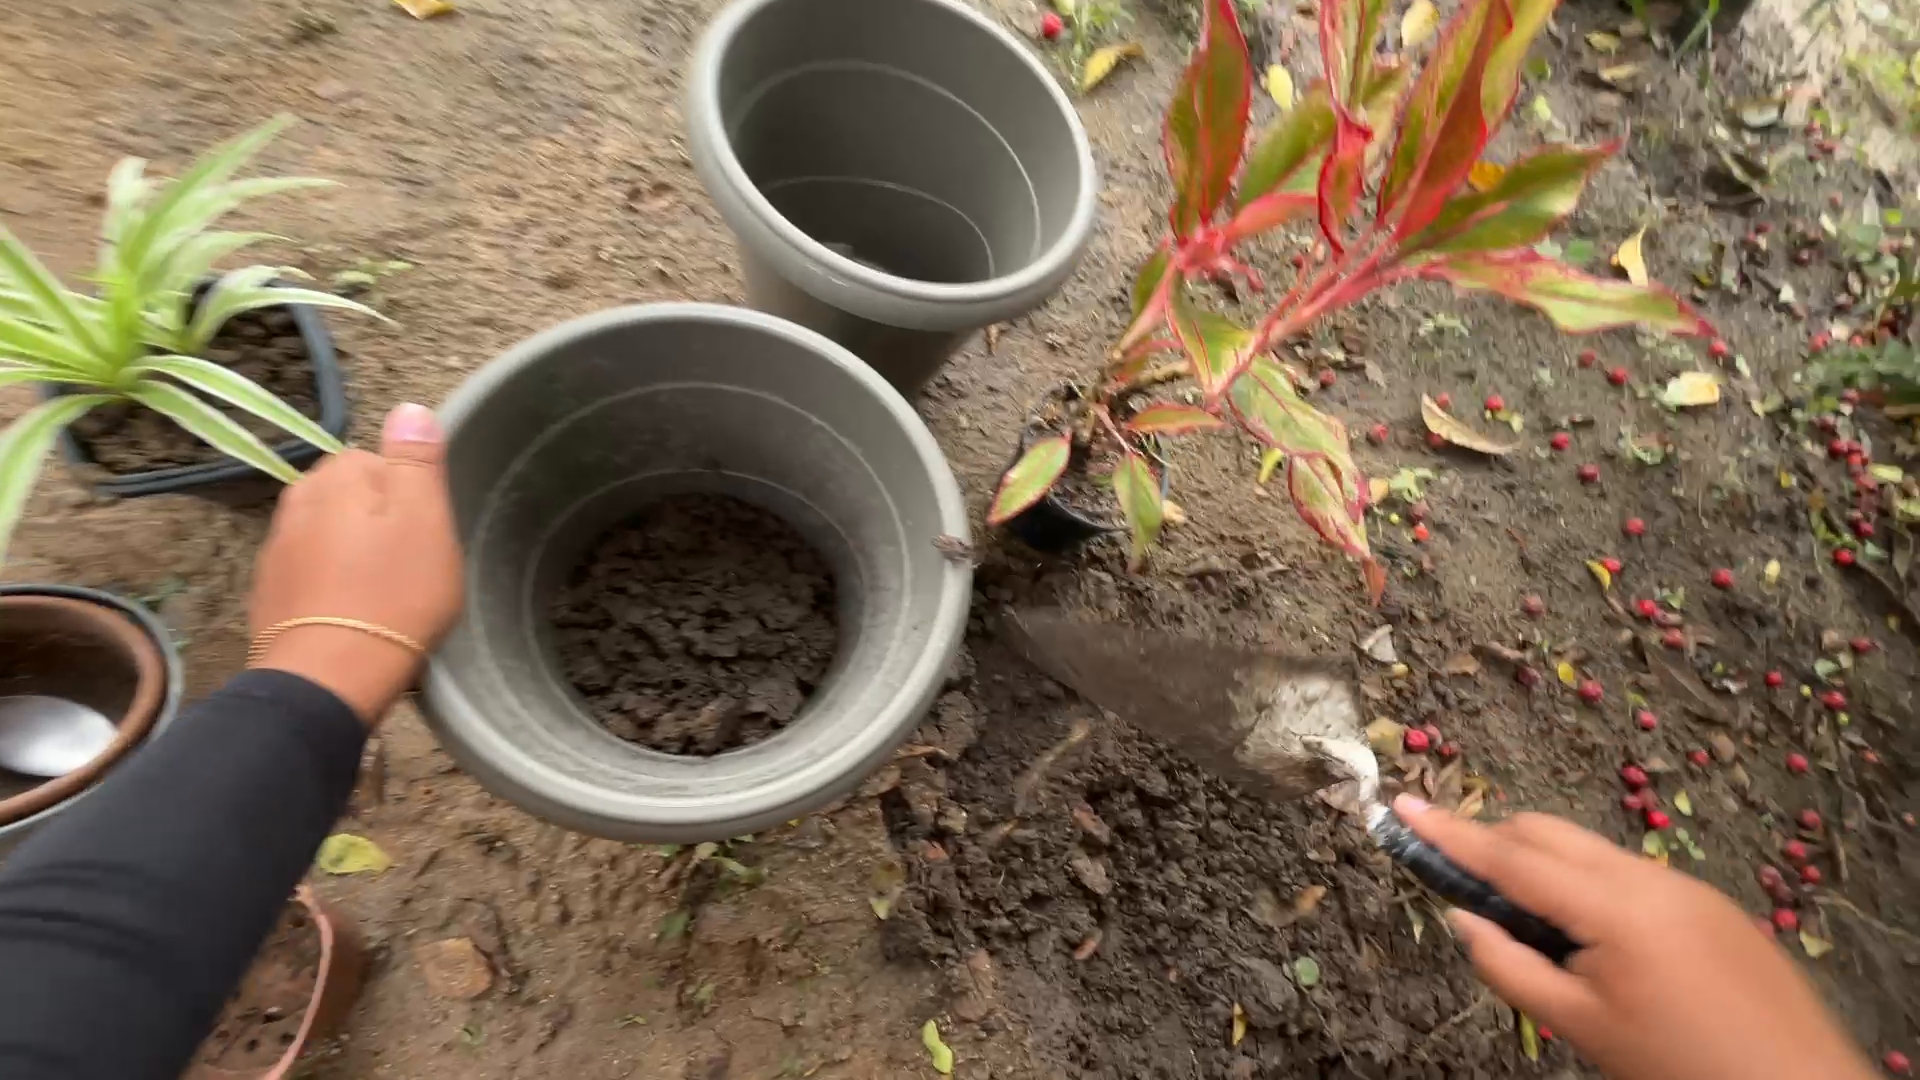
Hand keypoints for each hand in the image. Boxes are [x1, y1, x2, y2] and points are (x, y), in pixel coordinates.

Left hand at [248, 403, 464, 724]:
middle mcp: (297, 504)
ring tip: (394, 581)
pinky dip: (340, 575)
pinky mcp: (274, 589)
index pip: (378, 457)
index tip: (430, 526)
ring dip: (361, 544)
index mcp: (335, 481)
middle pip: (353, 490)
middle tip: (418, 553)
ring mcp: (278, 549)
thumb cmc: (395, 592)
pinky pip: (317, 564)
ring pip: (334, 528)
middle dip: (384, 512)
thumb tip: (410, 408)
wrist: (332, 673)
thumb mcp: (425, 520)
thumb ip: (417, 461)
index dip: (412, 489)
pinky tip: (364, 602)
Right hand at [1396, 794, 1875, 1079]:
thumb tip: (1462, 918)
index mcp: (1614, 910)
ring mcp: (1685, 884)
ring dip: (1540, 864)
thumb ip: (1506, 966)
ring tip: (1537, 922)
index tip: (1400, 802)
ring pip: (1582, 847)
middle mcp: (1648, 878)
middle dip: (1493, 842)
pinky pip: (1622, 869)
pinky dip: (1584, 882)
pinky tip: (1597, 938)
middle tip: (1465, 881)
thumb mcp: (1579, 1028)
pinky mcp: (1711, 901)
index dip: (1447, 830)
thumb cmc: (1682, 1071)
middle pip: (1543, 832)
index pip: (1508, 857)